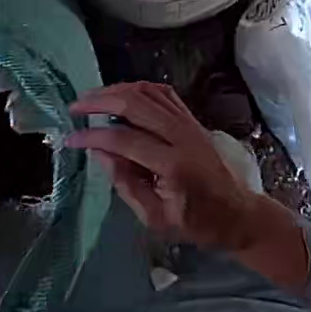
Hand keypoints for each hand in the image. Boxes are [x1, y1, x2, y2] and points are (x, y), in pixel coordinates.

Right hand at [67, 82, 275, 253]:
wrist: (238, 214)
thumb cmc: (197, 223)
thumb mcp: (156, 218)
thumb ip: (126, 184)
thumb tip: (99, 153)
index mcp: (173, 164)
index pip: (123, 140)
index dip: (93, 137)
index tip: (71, 139)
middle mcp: (181, 135)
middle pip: (134, 104)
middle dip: (99, 102)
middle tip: (75, 108)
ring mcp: (188, 123)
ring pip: (146, 92)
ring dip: (114, 90)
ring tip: (91, 99)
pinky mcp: (191, 119)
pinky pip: (161, 92)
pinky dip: (137, 88)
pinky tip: (120, 94)